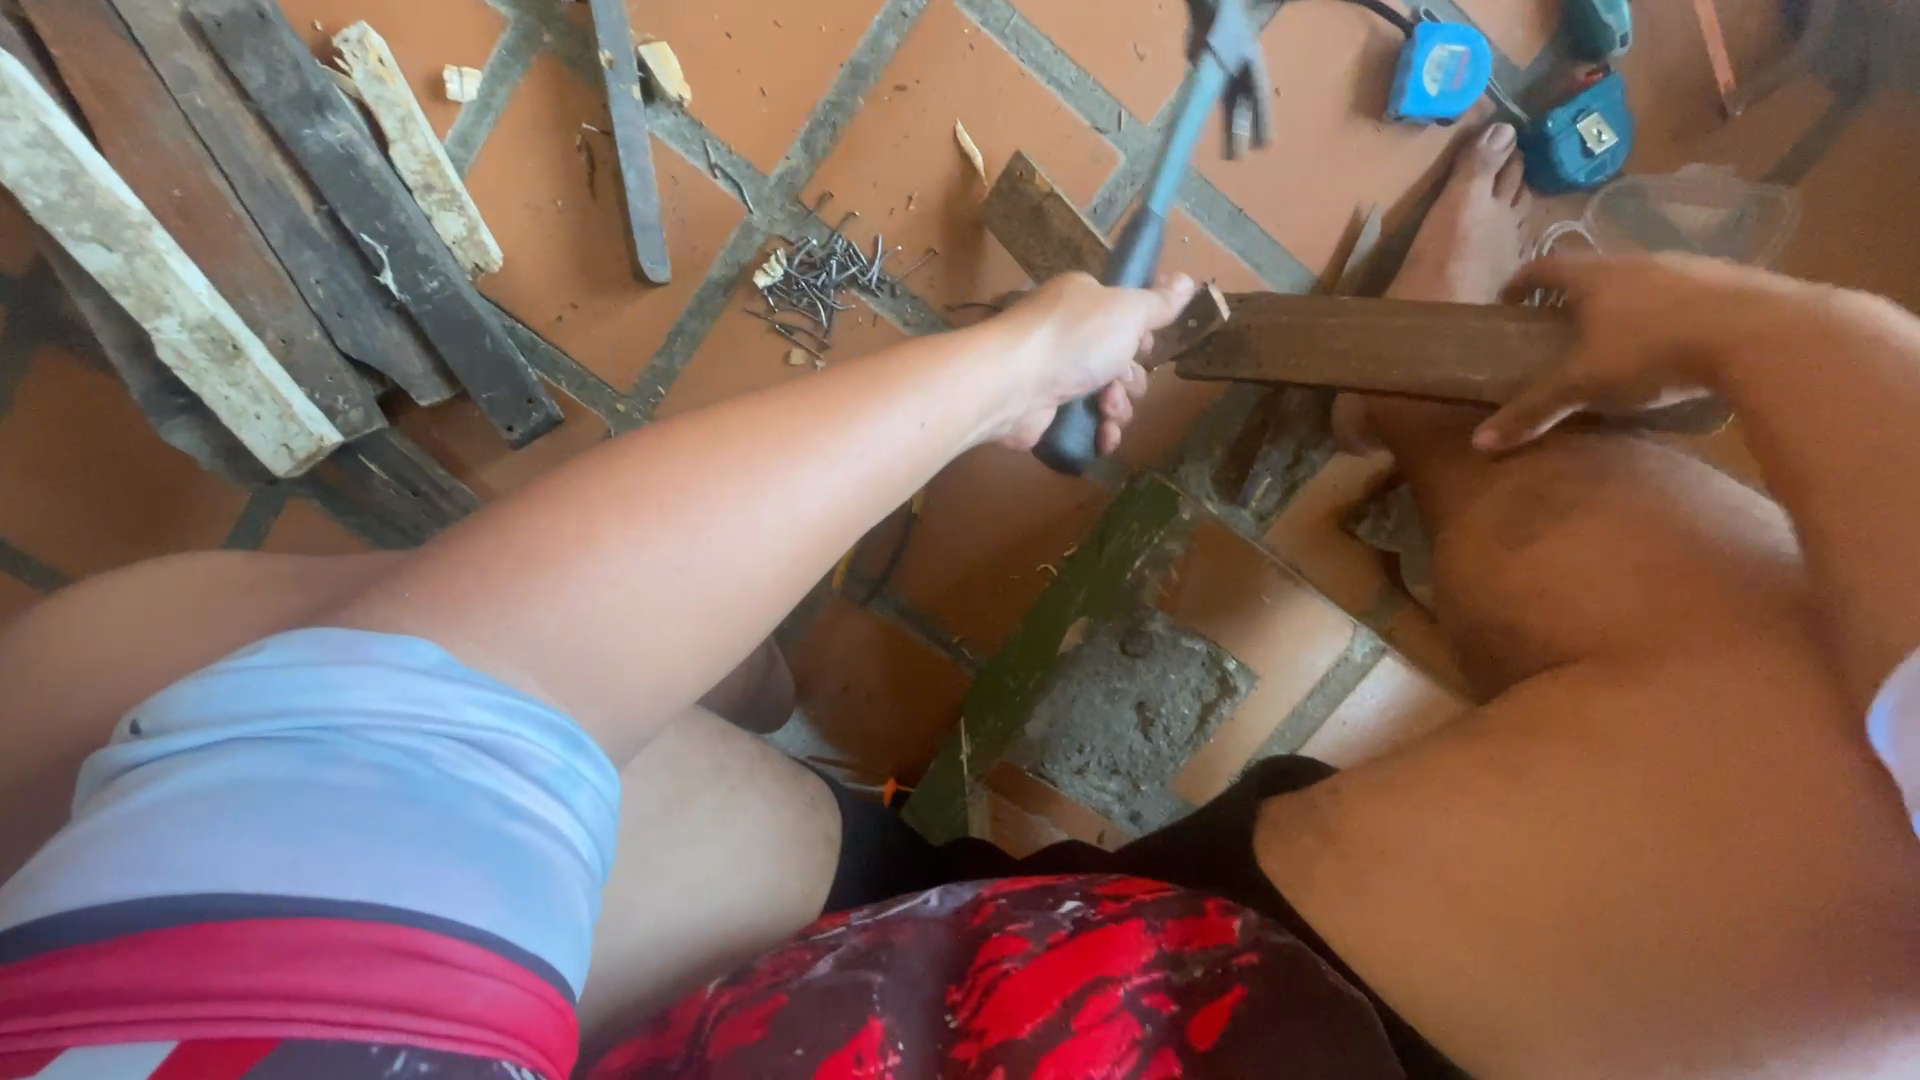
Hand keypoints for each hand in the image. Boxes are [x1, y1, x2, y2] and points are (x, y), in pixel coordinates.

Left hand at [987, 271, 1197, 454]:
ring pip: (1106, 396)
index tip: (1144, 346)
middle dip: (1131, 379)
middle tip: (1120, 382)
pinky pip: (1085, 424)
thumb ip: (1159, 302)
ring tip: (1107, 410)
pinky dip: (1100, 433)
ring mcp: (1054, 374)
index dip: (1141, 335)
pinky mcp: (1045, 411)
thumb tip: (1188, 280)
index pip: (1124, 316)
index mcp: (1084, 300)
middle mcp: (1067, 335)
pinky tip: (1103, 437)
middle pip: (1120, 361)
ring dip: (1118, 407)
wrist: (1012, 384)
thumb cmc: (1073, 338)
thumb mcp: (1127, 311)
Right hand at [1475, 254, 1823, 453]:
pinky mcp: (1736, 283)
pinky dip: (1665, 312)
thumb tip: (1479, 443)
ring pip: (1643, 280)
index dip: (1522, 282)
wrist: (1773, 336)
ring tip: (1614, 337)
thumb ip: (1532, 411)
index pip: (1545, 266)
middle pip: (1595, 270)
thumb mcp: (1584, 385)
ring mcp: (1693, 268)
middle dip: (1571, 295)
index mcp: (1596, 277)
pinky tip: (1670, 344)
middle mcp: (1641, 262)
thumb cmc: (1655, 351)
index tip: (1507, 301)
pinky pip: (1685, 293)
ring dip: (1622, 302)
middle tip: (1557, 325)